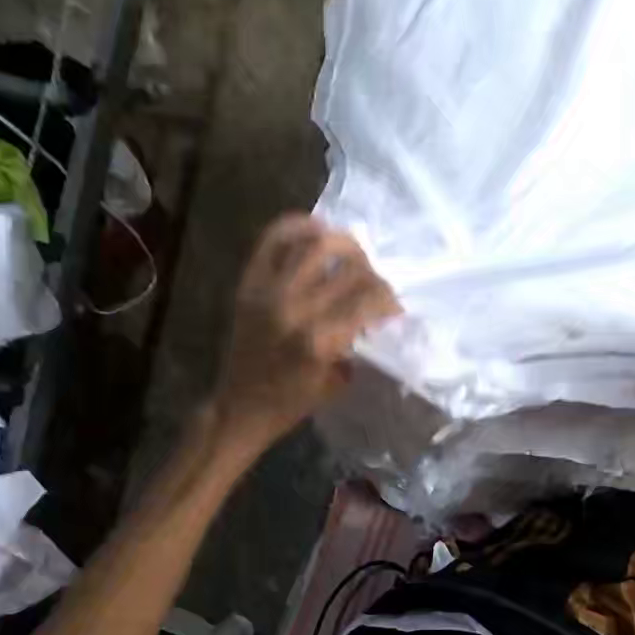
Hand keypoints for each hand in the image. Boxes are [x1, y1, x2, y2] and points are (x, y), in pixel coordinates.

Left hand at [207, 215, 398, 453]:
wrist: (239, 408)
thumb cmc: (291, 404)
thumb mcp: (335, 383)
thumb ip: (356, 346)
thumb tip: (374, 317)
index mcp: (319, 341)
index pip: (368, 298)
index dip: (389, 299)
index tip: (394, 308)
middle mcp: (295, 309)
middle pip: (349, 268)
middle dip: (372, 273)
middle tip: (374, 284)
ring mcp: (269, 292)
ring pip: (315, 243)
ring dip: (343, 244)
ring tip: (351, 255)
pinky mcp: (249, 284)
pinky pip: (273, 240)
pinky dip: (298, 227)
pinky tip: (317, 231)